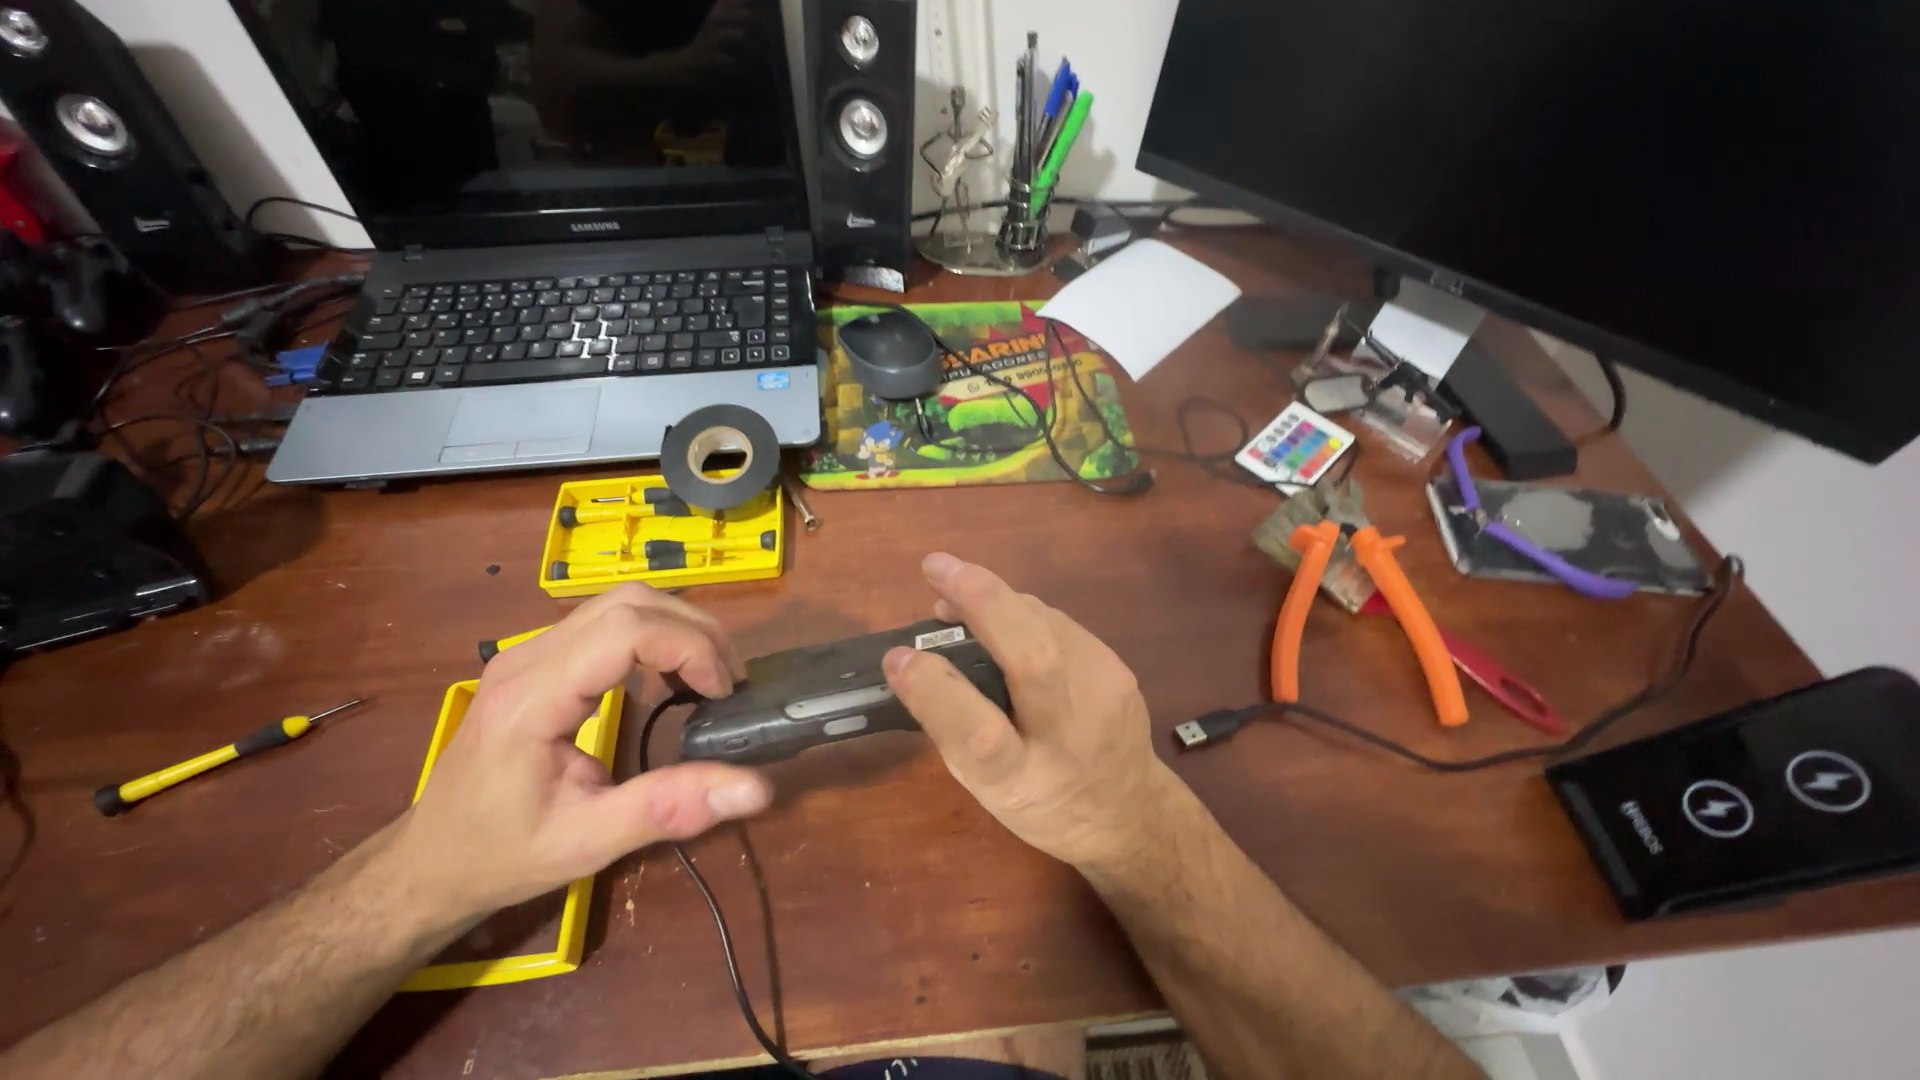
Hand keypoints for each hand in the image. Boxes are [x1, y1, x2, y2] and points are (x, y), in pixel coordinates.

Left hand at [393, 584, 772, 922]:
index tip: (723, 693)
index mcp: (532, 700)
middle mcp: (527, 659)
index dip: (688, 647)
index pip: (624, 631)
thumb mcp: (587, 843)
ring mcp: (527, 652)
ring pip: (620, 601)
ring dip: (677, 628)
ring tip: (709, 677)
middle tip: (728, 682)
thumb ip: (668, 809)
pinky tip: (672, 674)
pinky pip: (607, 620)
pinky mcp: (536, 658)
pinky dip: (655, 634)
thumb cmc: (501, 856)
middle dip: (694, 631)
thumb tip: (756, 789)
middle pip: (628, 603)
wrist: (428, 861)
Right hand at [882, 553, 1185, 873]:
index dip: (935, 690)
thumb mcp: (985, 788)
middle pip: (1032, 658)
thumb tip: (916, 658)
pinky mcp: (1119, 668)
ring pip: (1046, 624)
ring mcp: (1103, 696)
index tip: (898, 656)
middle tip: (936, 567)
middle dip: (982, 602)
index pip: (980, 733)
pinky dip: (1022, 611)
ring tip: (955, 585)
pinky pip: (1059, 624)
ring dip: (996, 596)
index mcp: (1023, 780)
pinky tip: (1001, 612)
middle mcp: (1069, 735)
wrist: (1130, 811)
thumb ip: (953, 728)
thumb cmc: (1040, 804)